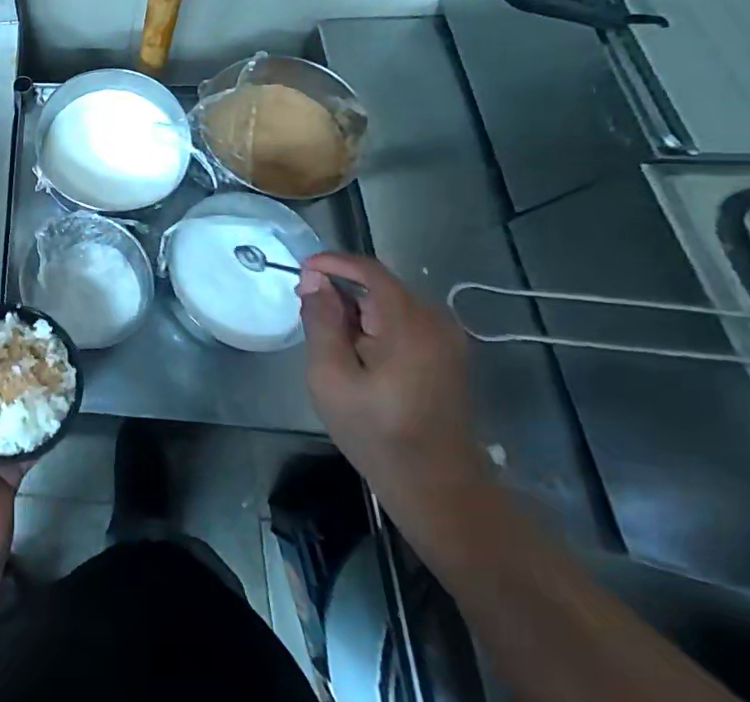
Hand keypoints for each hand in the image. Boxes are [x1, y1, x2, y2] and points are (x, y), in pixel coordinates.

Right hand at [298, 253, 487, 511]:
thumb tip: (315, 281)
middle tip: (308, 313)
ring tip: (330, 341)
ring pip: (392, 305)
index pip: (371, 271)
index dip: (333, 263)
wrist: (435, 486)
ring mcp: (448, 339)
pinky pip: (406, 323)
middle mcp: (437, 322)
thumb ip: (321, 323)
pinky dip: (376, 326)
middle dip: (342, 291)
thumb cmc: (376, 433)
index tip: (300, 271)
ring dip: (358, 311)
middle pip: (382, 287)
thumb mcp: (331, 378)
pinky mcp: (448, 355)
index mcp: (411, 325)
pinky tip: (357, 354)